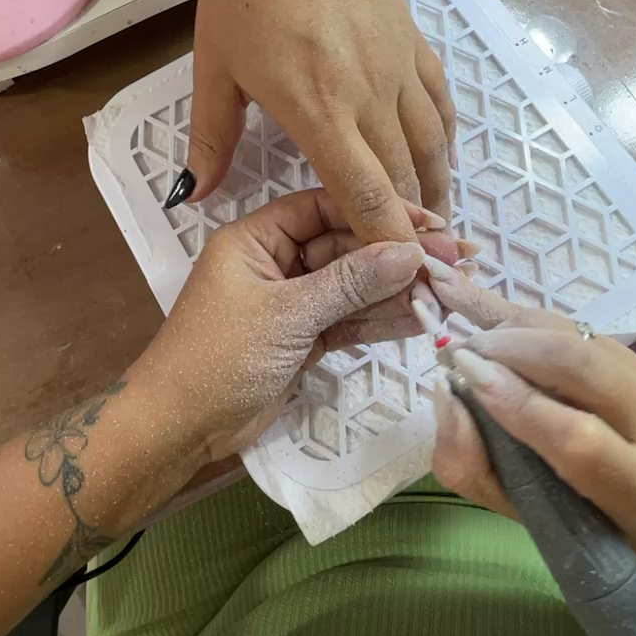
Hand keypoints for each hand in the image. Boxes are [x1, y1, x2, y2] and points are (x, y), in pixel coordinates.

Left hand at [135, 189, 456, 463]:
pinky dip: (380, 320)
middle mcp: (276, 261)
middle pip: (344, 247)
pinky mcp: (303, 337)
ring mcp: (292, 301)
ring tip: (451, 287)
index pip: (323, 207)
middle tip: (455, 258)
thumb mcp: (286, 314)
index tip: (427, 221)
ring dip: (395, 289)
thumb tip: (410, 251)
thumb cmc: (220, 357)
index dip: (374, 210)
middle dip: (394, 254)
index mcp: (256, 238)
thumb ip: (350, 283)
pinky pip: (348, 319)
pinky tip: (422, 316)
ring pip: (352, 286)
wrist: (179, 428)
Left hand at [183, 0, 455, 241]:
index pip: (367, 199)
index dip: (385, 246)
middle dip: (413, 227)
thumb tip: (194, 195)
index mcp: (319, 112)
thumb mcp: (214, 68)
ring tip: (429, 218)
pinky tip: (438, 154)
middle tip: (413, 260)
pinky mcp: (415, 41)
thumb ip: (211, 138)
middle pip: (407, 181)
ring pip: (434, 146)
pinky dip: (445, 138)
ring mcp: (400, 67)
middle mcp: (371, 98)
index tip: (394, 277)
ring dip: (435, 188)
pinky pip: (443, 102)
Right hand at [423, 259, 635, 540]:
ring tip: (465, 333)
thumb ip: (467, 462)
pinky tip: (465, 295)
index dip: (513, 400)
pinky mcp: (626, 351)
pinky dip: (510, 312)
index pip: (574, 435)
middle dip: (509, 350)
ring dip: (507, 327)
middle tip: (459, 351)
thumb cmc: (563, 508)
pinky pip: (561, 320)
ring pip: (568, 333)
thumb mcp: (507, 503)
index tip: (461, 374)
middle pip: (579, 365)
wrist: (635, 495)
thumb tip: (447, 394)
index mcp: (632, 481)